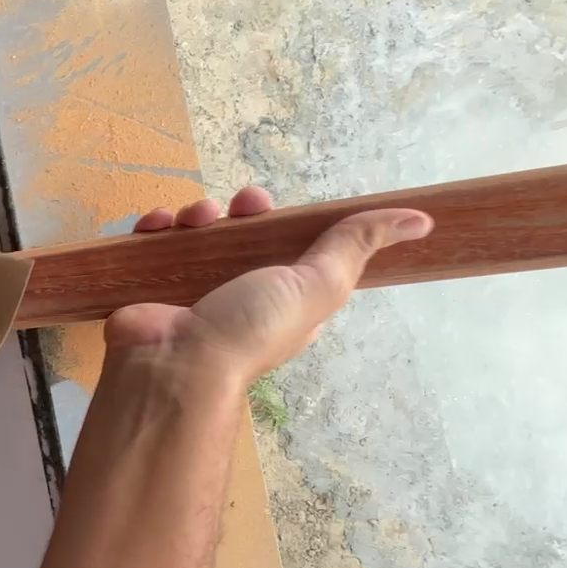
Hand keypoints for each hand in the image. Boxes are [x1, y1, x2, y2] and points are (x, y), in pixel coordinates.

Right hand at [111, 187, 433, 380]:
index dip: (277, 222)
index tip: (267, 209)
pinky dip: (151, 231)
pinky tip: (154, 226)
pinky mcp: (146, 285)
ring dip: (192, 216)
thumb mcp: (318, 284)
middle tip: (233, 208)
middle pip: (235, 236)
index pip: (282, 247)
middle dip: (235, 213)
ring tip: (190, 218)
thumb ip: (355, 246)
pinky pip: (149, 248)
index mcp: (276, 295)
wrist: (174, 359)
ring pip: (191, 237)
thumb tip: (420, 219)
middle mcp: (231, 291)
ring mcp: (184, 289)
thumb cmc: (250, 326)